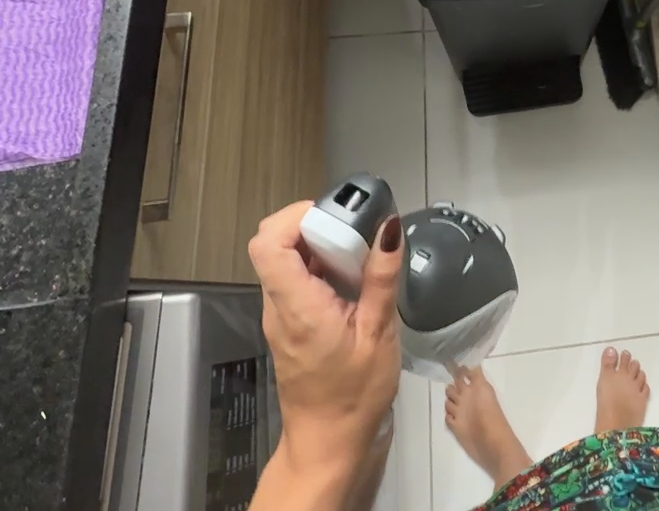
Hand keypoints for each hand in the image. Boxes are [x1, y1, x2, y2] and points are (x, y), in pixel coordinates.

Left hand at [248, 202, 403, 480]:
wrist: (329, 442)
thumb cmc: (355, 393)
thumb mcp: (379, 333)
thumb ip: (381, 277)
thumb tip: (390, 225)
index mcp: (297, 307)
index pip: (268, 244)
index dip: (296, 216)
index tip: (336, 215)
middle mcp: (278, 306)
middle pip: (275, 244)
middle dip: (315, 225)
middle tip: (357, 231)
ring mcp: (280, 315)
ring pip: (286, 259)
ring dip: (320, 244)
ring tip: (361, 251)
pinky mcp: (289, 322)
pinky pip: (296, 278)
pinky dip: (321, 264)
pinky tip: (353, 276)